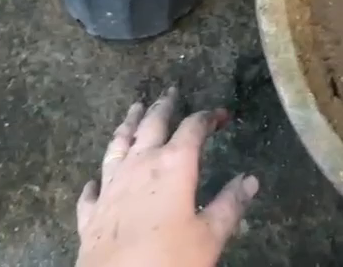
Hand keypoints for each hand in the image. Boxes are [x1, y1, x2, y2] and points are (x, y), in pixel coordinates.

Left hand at [75, 88, 258, 266]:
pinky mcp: (91, 213)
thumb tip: (251, 179)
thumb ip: (230, 205)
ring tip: (133, 109)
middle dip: (163, 106)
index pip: (194, 128)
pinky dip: (96, 180)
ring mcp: (111, 187)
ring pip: (118, 144)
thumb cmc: (169, 261)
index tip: (223, 115)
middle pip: (152, 124)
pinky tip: (96, 179)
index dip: (210, 117)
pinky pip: (92, 190)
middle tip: (170, 91)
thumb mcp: (209, 237)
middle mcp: (141, 165)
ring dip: (127, 125)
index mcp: (174, 165)